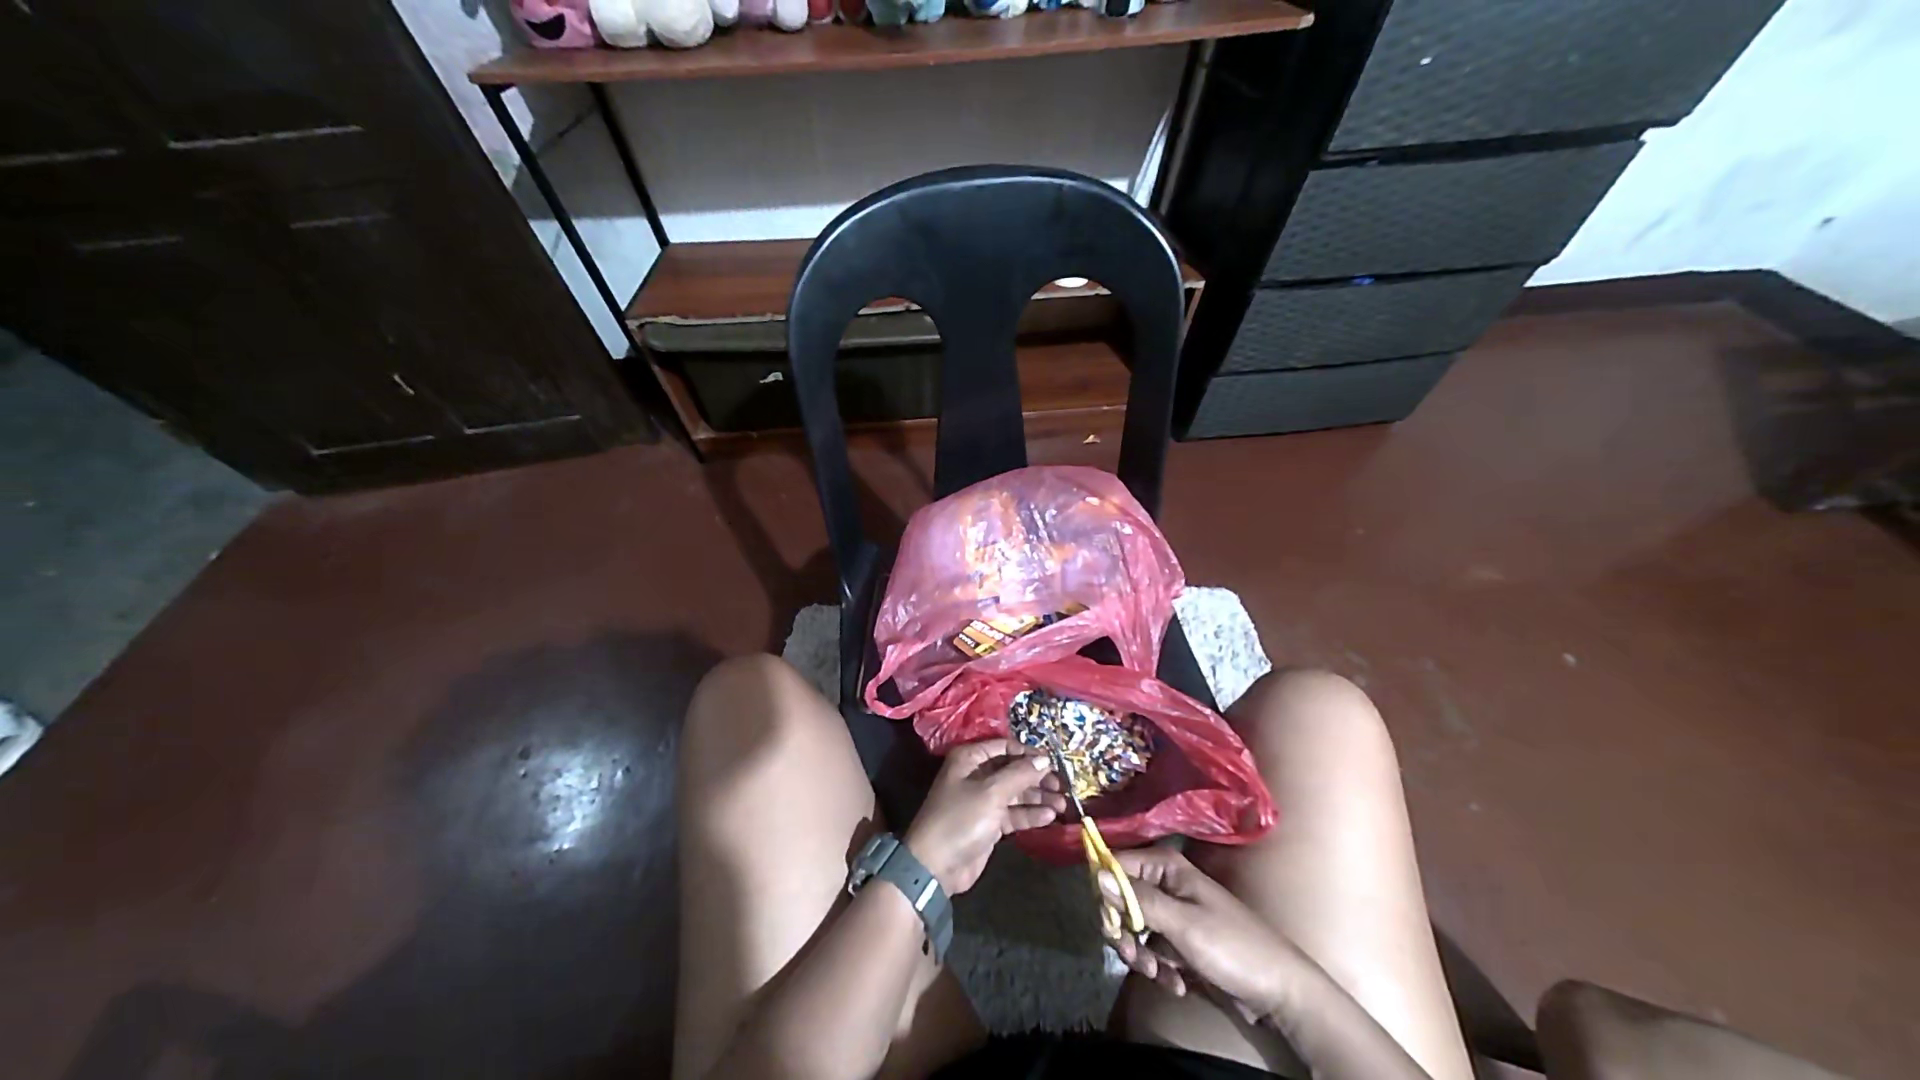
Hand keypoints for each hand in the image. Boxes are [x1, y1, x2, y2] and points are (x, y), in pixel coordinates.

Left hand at [903, 739, 1067, 894]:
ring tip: (1062, 804)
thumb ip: (1019, 774)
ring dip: (1038, 797)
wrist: (935, 866)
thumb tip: (1044, 759)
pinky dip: (1029, 814)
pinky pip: (1013, 813)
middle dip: (1037, 777)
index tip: (1054, 761)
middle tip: (1062, 786)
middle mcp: (975, 775)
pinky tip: (1049, 817)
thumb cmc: (960, 819)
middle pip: (1012, 770)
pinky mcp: (988, 824)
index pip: (1004, 747)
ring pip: (1015, 793)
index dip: (1029, 753)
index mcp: (970, 759)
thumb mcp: (991, 792)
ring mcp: (982, 800)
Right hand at [1099, 846, 1303, 1020]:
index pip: (1116, 866)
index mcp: (1166, 867)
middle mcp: (1166, 884)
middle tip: (1133, 954)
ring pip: (1134, 930)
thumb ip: (1138, 899)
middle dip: (1124, 932)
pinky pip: (1152, 951)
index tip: (1108, 924)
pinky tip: (1177, 984)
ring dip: (1141, 955)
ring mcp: (1173, 914)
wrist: (1279, 991)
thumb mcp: (1182, 924)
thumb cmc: (1232, 947)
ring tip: (1159, 973)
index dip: (1106, 893)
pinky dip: (1159, 968)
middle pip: (1121, 900)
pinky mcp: (1180, 943)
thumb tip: (1096, 874)